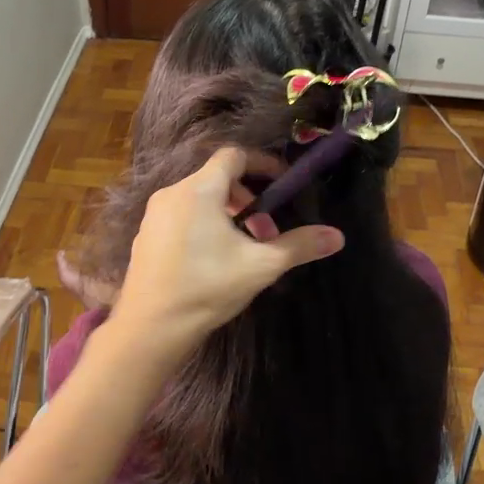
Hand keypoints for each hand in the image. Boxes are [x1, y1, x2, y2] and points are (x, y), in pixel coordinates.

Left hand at [108, 147, 343, 350]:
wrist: (152, 327)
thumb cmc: (207, 287)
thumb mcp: (260, 266)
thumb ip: (299, 246)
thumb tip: (337, 237)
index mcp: (199, 190)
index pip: (234, 156)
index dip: (262, 163)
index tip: (282, 183)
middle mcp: (172, 193)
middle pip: (216, 178)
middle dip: (248, 199)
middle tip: (265, 231)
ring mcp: (154, 215)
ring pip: (198, 199)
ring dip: (226, 214)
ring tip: (243, 248)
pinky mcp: (145, 236)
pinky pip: (180, 217)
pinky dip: (202, 225)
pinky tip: (212, 260)